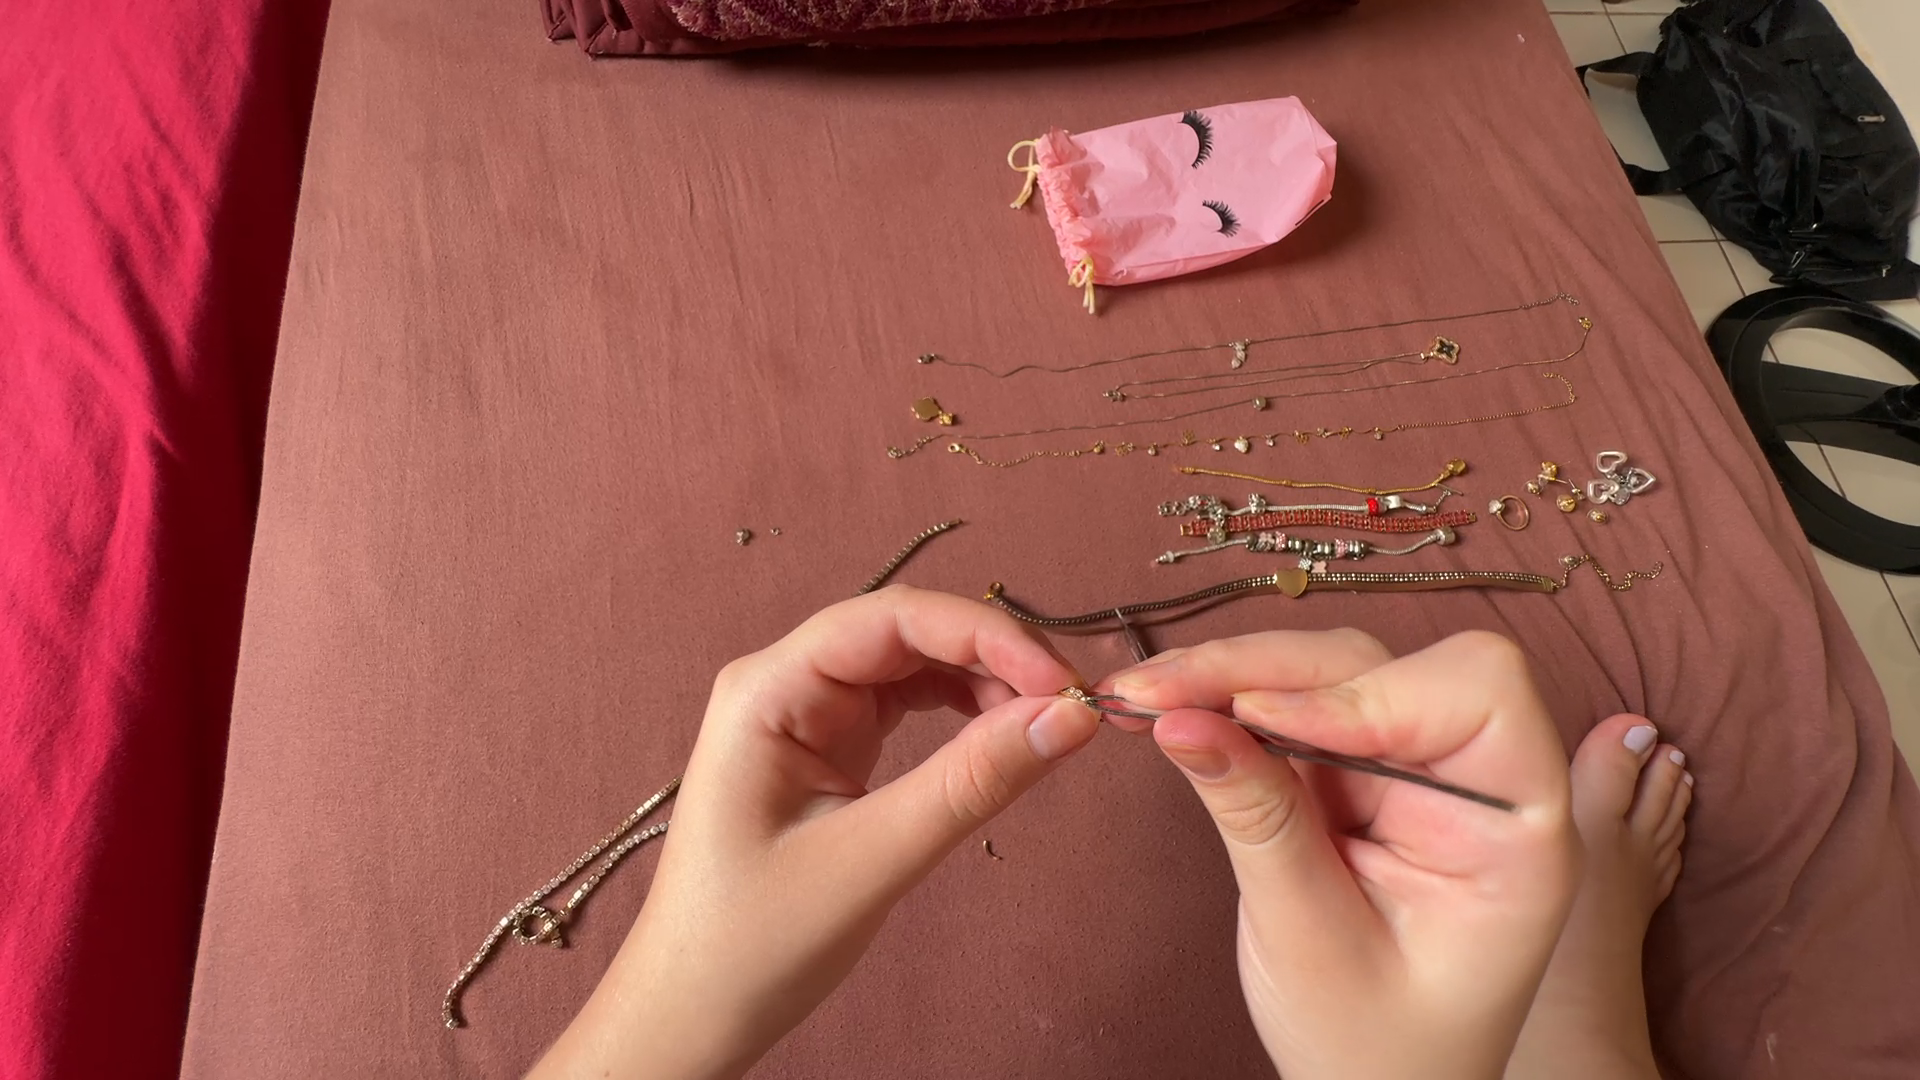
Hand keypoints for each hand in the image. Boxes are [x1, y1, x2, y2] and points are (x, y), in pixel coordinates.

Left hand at [530, 586, 1100, 1079]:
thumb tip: (1069, 718)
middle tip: (1068, 703)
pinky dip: (965, 710)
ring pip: (916, 663)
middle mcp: (790, 678)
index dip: (983, 633)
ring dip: (985, 681)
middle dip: (993, 656)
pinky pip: (911, 701)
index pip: (890, 620)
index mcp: (769, 687)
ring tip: (1044, 721)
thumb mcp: (868, 861)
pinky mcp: (836, 738)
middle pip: (908, 632)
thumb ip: (970, 783)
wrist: (690, 1014)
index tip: (1060, 679)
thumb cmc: (751, 943)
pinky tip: (1002, 732)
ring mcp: (813, 706)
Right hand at [1102, 630, 1578, 1079]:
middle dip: (1249, 668)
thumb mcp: (1311, 940)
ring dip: (1220, 672)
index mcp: (1512, 823)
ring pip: (1310, 665)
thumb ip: (1255, 819)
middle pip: (1362, 661)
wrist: (1371, 1078)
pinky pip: (1276, 697)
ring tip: (1138, 696)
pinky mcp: (1338, 758)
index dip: (1363, 691)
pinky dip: (1215, 694)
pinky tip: (1164, 706)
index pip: (1470, 692)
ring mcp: (1395, 757)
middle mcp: (1460, 771)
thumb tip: (1179, 720)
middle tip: (1145, 691)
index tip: (1258, 721)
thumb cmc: (1372, 1042)